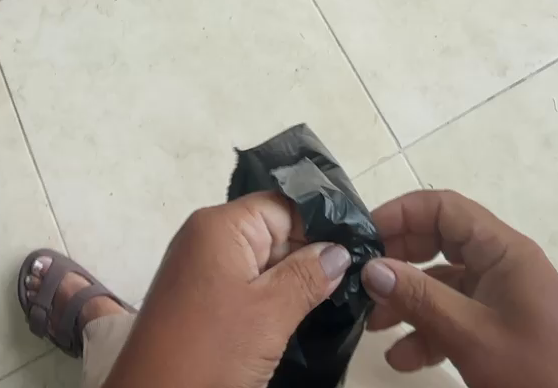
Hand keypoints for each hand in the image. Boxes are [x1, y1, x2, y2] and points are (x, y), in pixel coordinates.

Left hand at [102, 192, 354, 387]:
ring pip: (261, 261)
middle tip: (356, 277)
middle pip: (273, 230)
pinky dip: (270, 298)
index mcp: (220, 224)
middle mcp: (207, 236)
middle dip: (309, 253)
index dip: (320, 225)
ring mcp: (200, 268)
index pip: (283, 205)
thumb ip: (308, 275)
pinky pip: (245, 284)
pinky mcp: (198, 299)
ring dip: (292, 280)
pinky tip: (300, 315)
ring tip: (337, 298)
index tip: (358, 248)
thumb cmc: (211, 353)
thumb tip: (340, 249)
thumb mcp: (269, 314)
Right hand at [364, 190, 557, 387]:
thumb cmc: (537, 377)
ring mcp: (505, 298)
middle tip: (362, 279)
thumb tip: (370, 266)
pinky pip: (457, 314)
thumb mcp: (471, 337)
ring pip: (444, 281)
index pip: (444, 208)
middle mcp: (504, 264)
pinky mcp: (505, 329)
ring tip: (372, 326)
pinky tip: (402, 357)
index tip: (363, 236)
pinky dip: (428, 330)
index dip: (401, 213)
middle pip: (440, 240)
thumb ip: (419, 298)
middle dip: (399, 259)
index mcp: (504, 250)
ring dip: (408, 300)